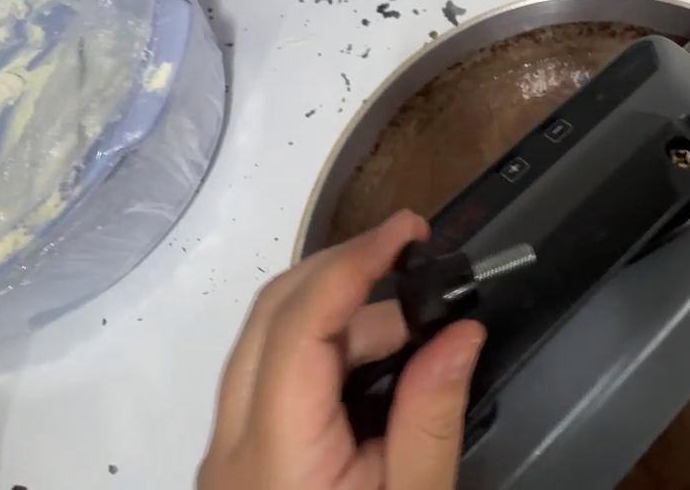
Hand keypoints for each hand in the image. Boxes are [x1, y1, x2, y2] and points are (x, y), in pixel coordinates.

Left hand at [199, 210, 486, 489]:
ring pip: (268, 335)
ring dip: (340, 306)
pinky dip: (326, 341)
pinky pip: (272, 368)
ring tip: (415, 324)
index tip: (413, 230)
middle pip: (272, 311)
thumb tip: (462, 328)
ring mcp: (226, 451)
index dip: (356, 260)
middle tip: (413, 255)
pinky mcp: (238, 460)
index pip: (301, 324)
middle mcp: (231, 441)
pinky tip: (379, 362)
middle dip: (344, 264)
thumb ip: (432, 417)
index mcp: (273, 456)